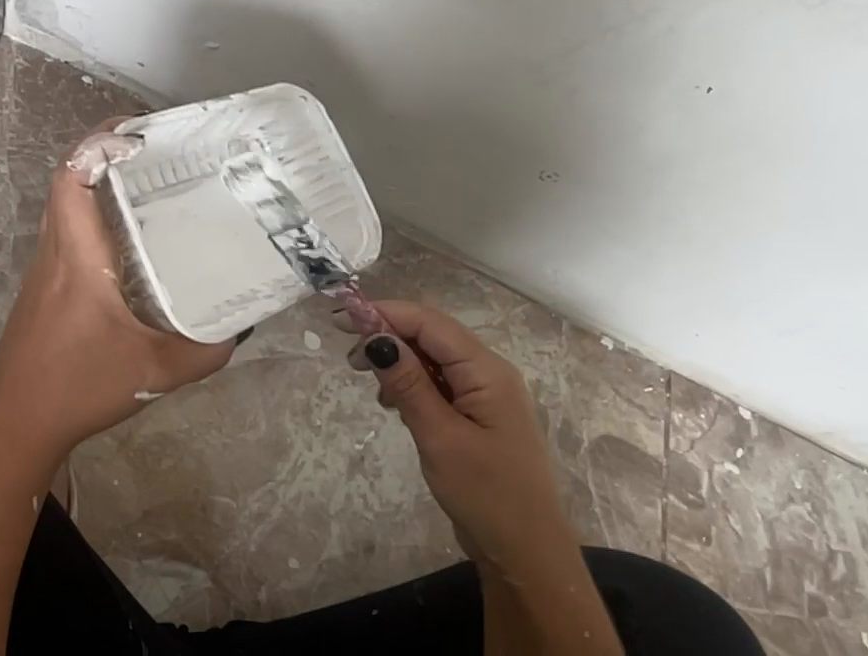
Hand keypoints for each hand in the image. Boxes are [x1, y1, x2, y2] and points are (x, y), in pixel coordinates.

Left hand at [0, 121, 235, 459]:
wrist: (18, 421)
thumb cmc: (79, 386)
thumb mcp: (157, 372)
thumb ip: (206, 348)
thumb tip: (242, 323)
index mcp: (77, 255)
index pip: (72, 177)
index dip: (99, 143)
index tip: (140, 131)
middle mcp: (55, 250)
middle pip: (68, 181)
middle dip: (107, 156)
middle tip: (159, 154)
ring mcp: (44, 267)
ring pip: (66, 206)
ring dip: (99, 186)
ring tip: (151, 186)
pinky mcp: (43, 285)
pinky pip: (67, 231)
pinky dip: (94, 218)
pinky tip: (129, 240)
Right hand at [337, 300, 568, 565]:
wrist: (526, 554)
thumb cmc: (486, 494)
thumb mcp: (439, 438)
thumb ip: (408, 384)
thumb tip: (376, 338)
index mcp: (486, 371)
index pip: (429, 322)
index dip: (385, 313)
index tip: (342, 319)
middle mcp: (489, 372)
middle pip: (432, 334)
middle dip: (388, 334)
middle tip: (349, 356)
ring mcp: (485, 394)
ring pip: (434, 357)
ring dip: (398, 359)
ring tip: (367, 381)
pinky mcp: (477, 415)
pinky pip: (440, 382)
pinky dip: (412, 382)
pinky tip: (393, 403)